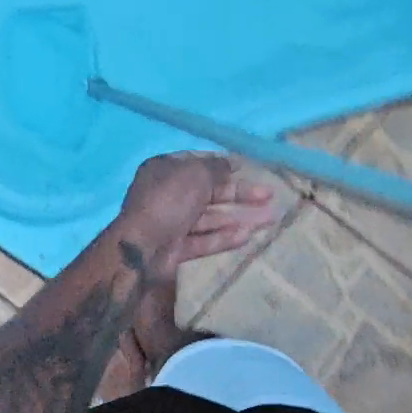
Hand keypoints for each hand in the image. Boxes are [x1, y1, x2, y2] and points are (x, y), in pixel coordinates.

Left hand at [114, 152, 279, 279]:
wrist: (141, 249)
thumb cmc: (168, 201)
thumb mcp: (196, 174)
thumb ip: (217, 167)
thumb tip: (231, 163)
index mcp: (163, 171)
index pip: (196, 163)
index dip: (222, 165)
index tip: (247, 168)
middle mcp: (165, 195)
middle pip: (207, 192)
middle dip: (239, 194)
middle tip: (269, 195)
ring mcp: (169, 223)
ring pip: (208, 218)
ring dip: (238, 217)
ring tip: (270, 219)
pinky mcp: (174, 248)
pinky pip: (202, 241)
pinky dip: (223, 237)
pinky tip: (248, 236)